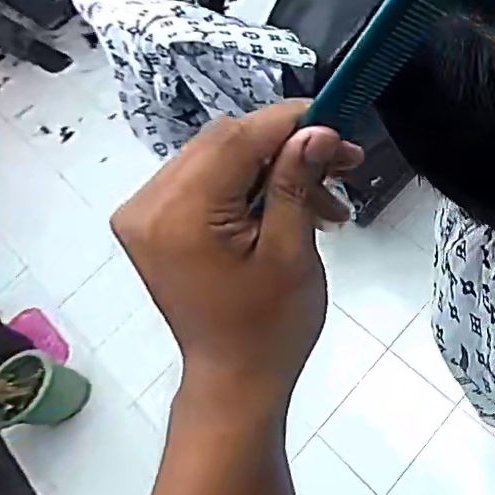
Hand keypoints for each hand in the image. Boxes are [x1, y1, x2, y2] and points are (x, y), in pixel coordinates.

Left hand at [111, 100, 363, 401]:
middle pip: (223, 145)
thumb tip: (318, 134)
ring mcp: (148, 215)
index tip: (338, 118)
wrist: (237, 375)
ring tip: (331, 202)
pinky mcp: (160, 226)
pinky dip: (258, 189)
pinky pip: (211, 186)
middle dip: (288, 146)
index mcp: (178, 213)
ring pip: (221, 162)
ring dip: (278, 170)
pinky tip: (298, 210)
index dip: (288, 121)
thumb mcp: (293, 253)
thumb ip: (297, 186)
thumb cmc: (272, 324)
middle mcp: (148, 204)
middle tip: (347, 162)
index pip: (234, 139)